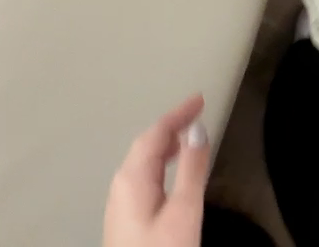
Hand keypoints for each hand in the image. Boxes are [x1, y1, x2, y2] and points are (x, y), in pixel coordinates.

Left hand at [103, 94, 210, 246]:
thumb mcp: (185, 210)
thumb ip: (192, 167)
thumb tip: (197, 128)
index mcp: (132, 177)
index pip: (156, 132)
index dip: (178, 112)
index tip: (200, 98)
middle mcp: (120, 186)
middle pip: (145, 144)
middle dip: (171, 125)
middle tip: (197, 111)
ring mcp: (119, 204)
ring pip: (142, 161)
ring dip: (165, 144)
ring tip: (189, 136)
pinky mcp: (124, 221)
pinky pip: (142, 177)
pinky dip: (159, 163)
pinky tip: (171, 171)